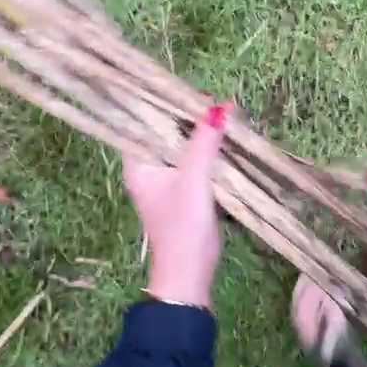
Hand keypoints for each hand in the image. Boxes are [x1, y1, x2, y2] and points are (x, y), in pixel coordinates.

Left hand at [122, 103, 229, 307]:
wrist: (189, 274)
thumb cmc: (182, 226)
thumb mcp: (194, 179)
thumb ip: (205, 141)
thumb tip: (220, 106)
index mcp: (138, 162)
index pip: (146, 120)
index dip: (167, 102)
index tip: (195, 92)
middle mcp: (149, 165)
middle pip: (168, 128)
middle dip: (192, 114)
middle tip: (218, 101)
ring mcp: (168, 176)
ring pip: (184, 142)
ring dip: (204, 129)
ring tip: (228, 113)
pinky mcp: (186, 186)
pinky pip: (196, 156)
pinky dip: (210, 146)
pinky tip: (228, 135)